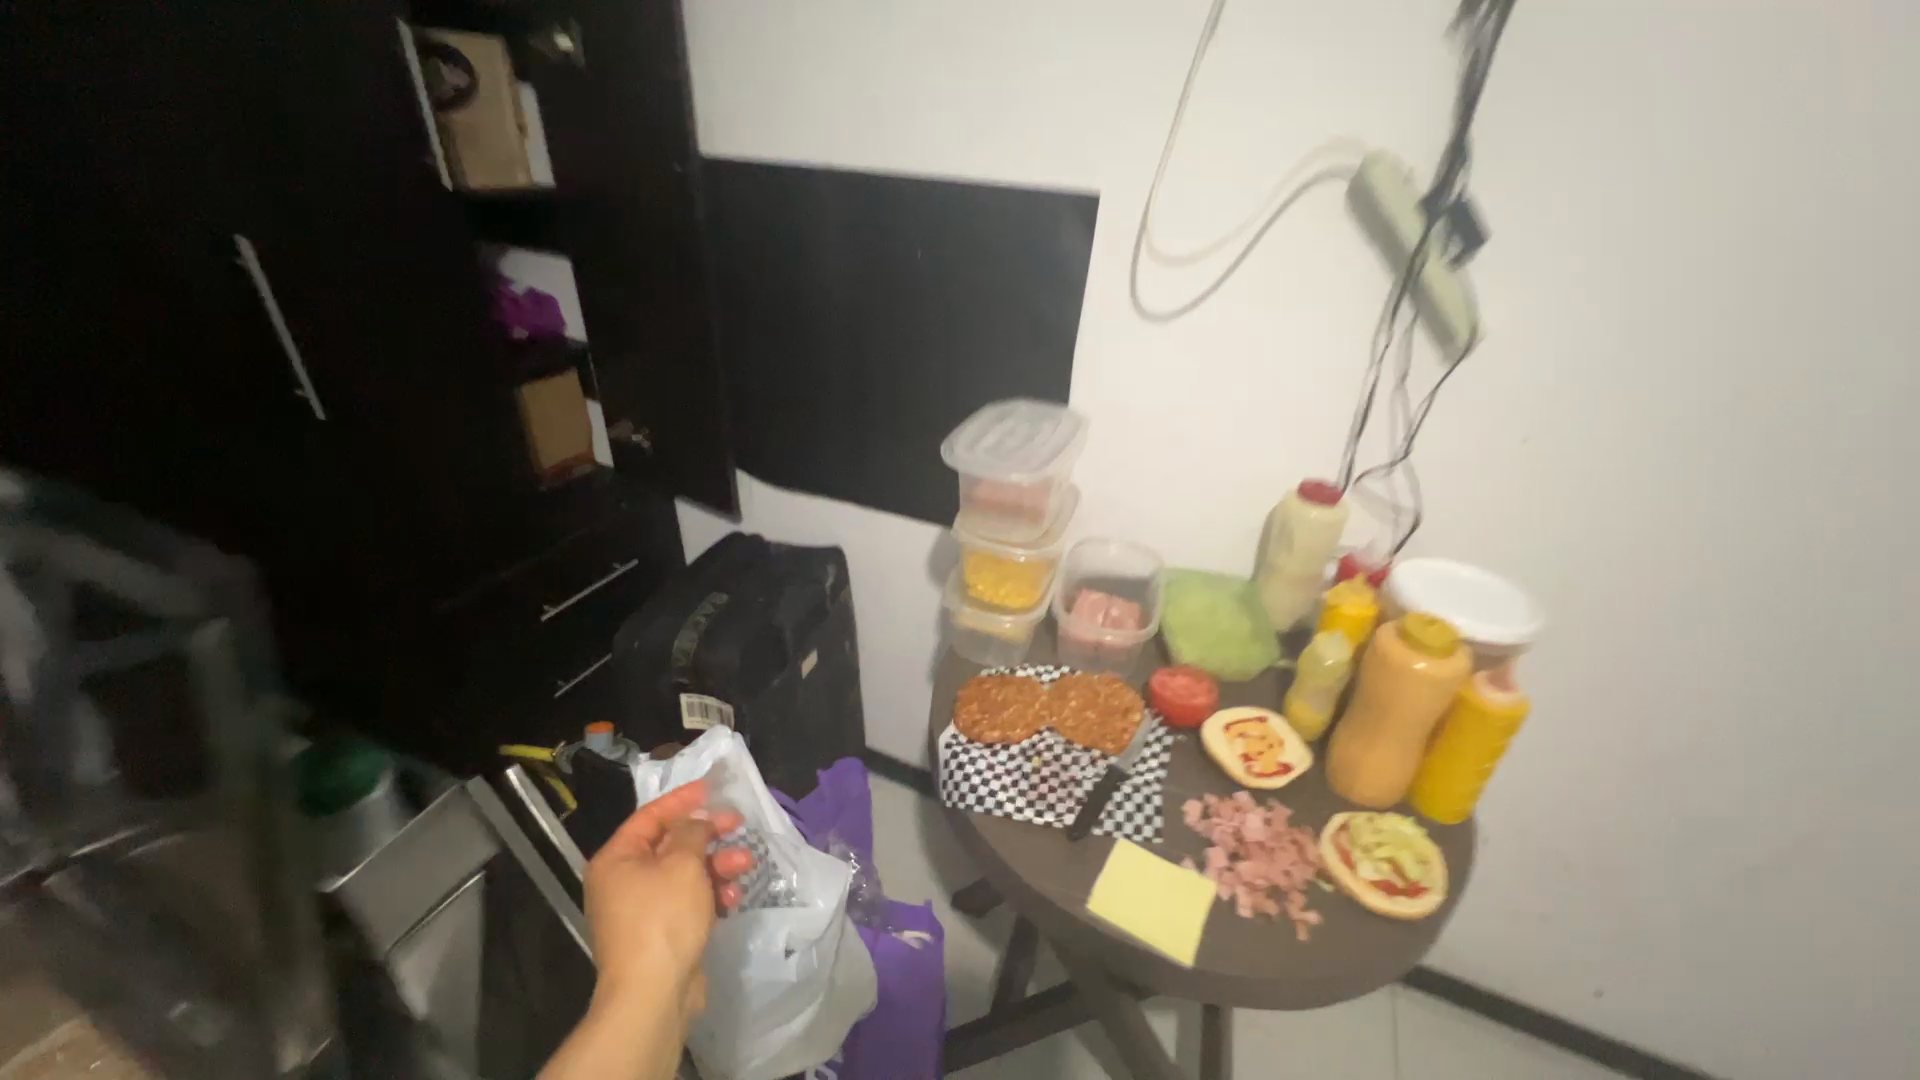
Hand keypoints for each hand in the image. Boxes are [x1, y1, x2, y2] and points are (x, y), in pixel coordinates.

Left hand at [584, 779, 753, 1024]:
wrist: (653, 994)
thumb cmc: (663, 918)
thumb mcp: (683, 863)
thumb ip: (693, 831)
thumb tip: (696, 821)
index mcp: (617, 859)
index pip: (650, 816)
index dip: (683, 799)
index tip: (713, 787)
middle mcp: (623, 881)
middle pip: (671, 844)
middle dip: (708, 835)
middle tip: (738, 824)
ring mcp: (642, 909)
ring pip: (685, 873)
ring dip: (717, 865)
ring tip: (744, 864)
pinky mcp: (661, 932)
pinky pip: (689, 900)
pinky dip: (711, 894)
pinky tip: (732, 899)